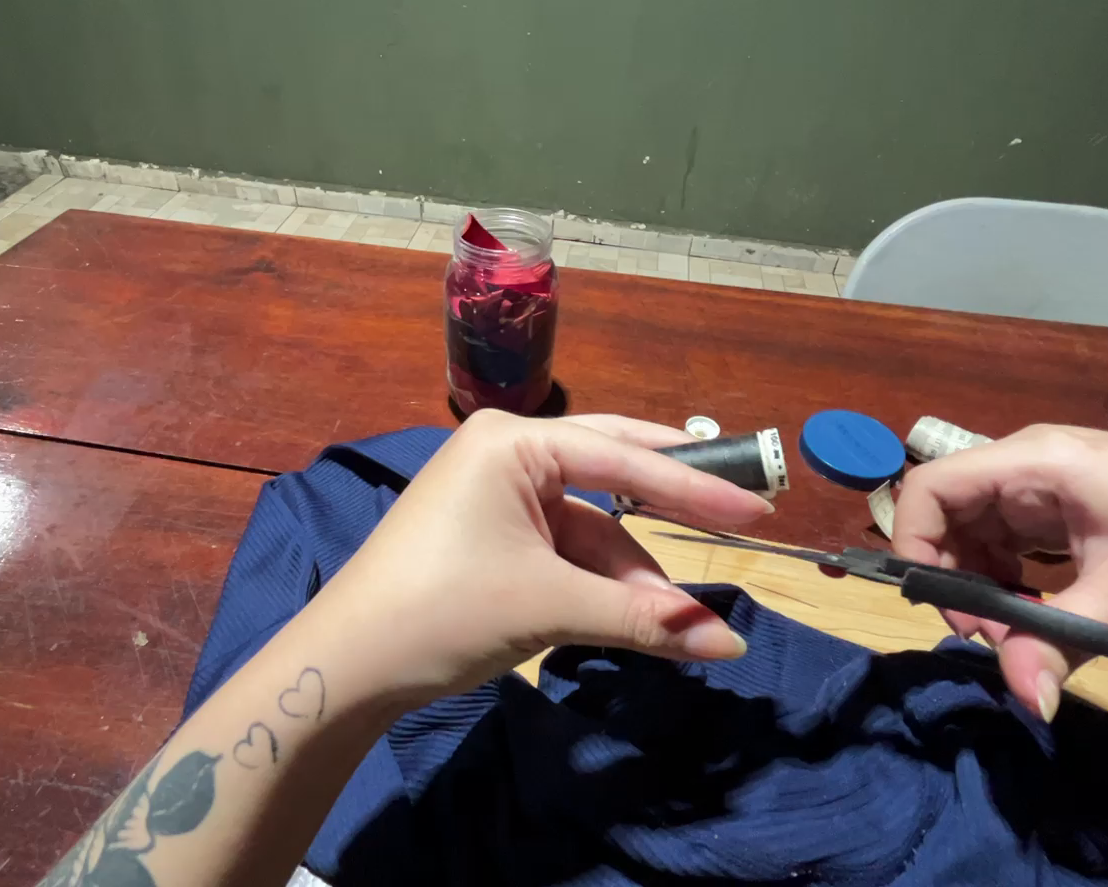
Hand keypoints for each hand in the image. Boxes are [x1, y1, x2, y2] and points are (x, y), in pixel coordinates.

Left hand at [302, 411, 772, 703]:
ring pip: (590, 525)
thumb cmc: (444, 610)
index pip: (622, 456)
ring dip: (633, 573)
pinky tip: (636, 618)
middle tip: (744, 514)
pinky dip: (599, 583)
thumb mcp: (550, 607)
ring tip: (680, 620)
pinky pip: (564, 549)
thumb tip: (730, 645)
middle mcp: (507, 452)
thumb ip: (643, 618)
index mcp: (513, 441)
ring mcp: (499, 493)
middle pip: (611, 469)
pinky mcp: (495, 533)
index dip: (696, 486)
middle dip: (672, 502)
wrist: (348, 667)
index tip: (759, 508)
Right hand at [891, 424, 1107, 719]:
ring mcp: (1050, 479)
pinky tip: (1031, 608)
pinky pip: (1008, 533)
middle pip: (950, 508)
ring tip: (1015, 632)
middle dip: (952, 572)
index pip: (932, 485)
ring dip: (979, 578)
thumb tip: (1023, 703)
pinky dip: (1006, 574)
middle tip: (986, 634)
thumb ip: (1059, 644)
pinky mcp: (1067, 502)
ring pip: (975, 525)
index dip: (913, 541)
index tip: (936, 603)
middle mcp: (1032, 458)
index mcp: (1038, 459)